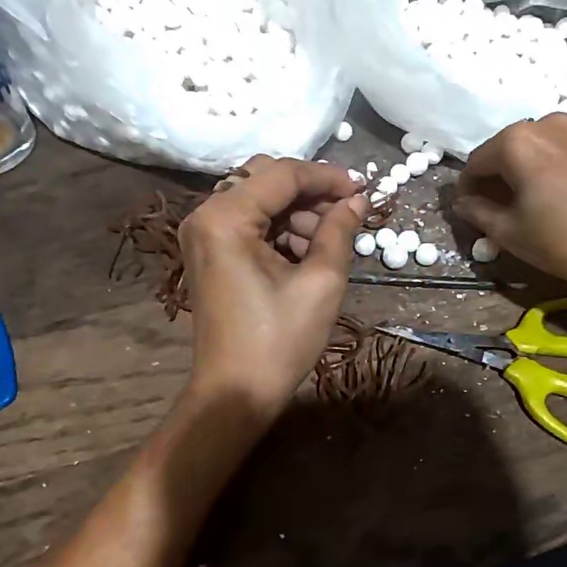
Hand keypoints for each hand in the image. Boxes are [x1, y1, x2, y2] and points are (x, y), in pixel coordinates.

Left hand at [178, 155, 366, 421]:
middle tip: (347, 215)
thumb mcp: (320, 282)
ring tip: (329, 243)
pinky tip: (306, 253)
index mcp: (226, 218)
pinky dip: (279, 230)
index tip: (364, 190)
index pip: (283, 174)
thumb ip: (339, 231)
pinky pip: (249, 223)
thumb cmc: (279, 340)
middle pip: (266, 179)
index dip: (328, 177)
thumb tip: (357, 201)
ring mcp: (203, 234)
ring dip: (297, 213)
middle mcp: (205, 215)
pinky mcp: (208, 252)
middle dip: (311, 193)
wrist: (235, 392)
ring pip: (259, 200)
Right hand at [454, 114, 566, 304]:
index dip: (466, 189)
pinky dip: (551, 166)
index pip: (475, 163)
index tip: (466, 211)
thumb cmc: (563, 240)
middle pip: (506, 149)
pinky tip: (558, 194)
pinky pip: (563, 149)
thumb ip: (476, 211)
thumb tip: (463, 202)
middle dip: (496, 177)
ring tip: (528, 201)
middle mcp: (546, 123)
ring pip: (536, 147)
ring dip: (524, 169)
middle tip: (495, 209)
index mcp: (516, 141)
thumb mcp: (508, 232)